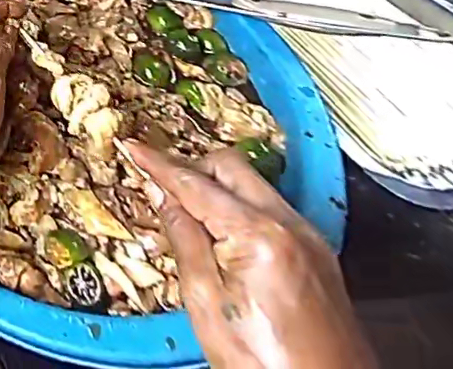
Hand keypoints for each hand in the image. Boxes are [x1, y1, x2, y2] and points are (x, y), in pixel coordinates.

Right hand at [123, 143, 373, 368]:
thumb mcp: (206, 304)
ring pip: (250, 183)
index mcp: (260, 236)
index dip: (159, 164)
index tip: (135, 149)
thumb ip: (183, 237)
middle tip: (163, 188)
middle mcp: (289, 224)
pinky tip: (223, 237)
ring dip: (216, 188)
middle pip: (228, 166)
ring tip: (191, 219)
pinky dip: (240, 208)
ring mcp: (308, 237)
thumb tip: (162, 194)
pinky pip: (269, 208)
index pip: (195, 183)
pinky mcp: (317, 253)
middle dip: (192, 169)